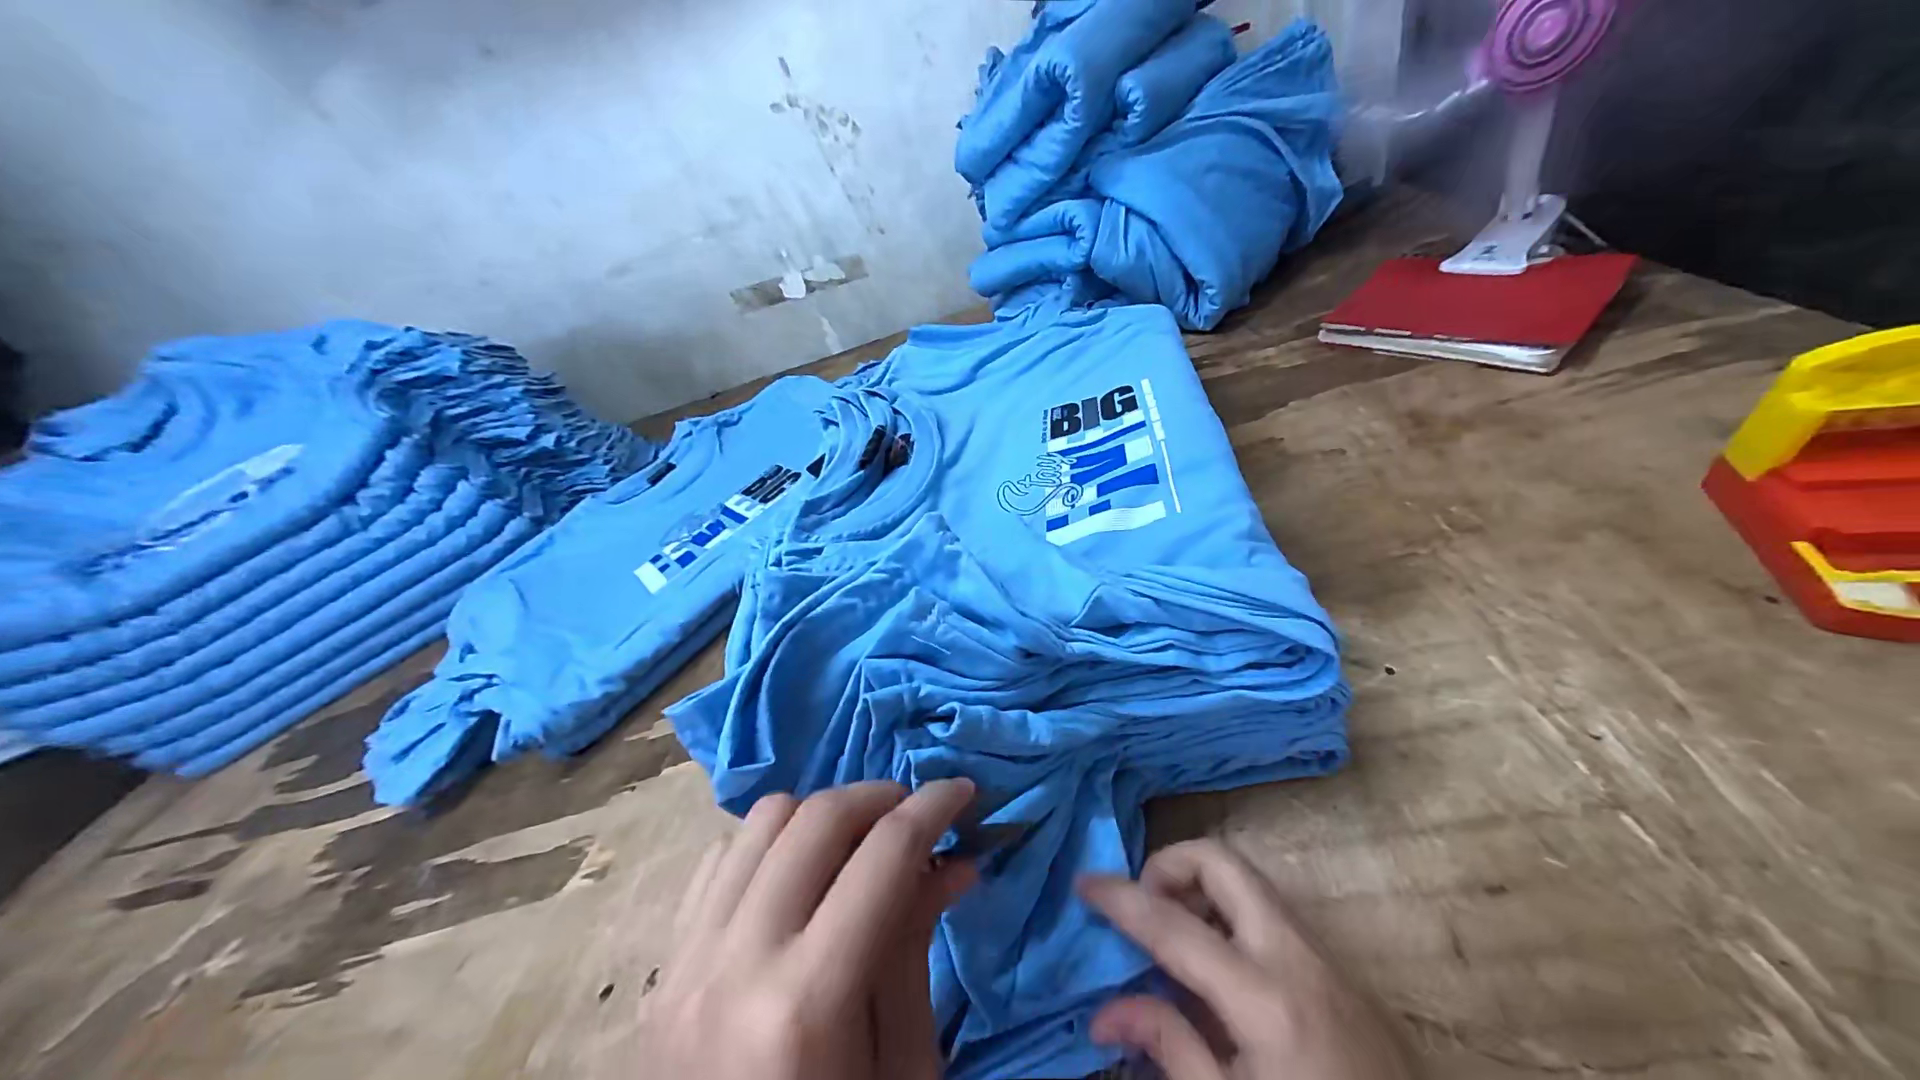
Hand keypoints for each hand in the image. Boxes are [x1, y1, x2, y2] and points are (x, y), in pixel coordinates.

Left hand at [646, 779, 977, 1079]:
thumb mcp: (903, 1065)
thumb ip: (915, 947)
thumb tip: (953, 860)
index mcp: (806, 1004)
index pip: (883, 856)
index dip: (933, 809)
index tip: (962, 791)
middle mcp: (734, 963)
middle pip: (817, 818)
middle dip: (879, 799)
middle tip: (915, 817)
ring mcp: (685, 961)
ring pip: (762, 821)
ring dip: (822, 814)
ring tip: (859, 843)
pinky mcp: (662, 967)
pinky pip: (721, 860)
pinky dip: (770, 846)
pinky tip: (801, 876)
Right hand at [1079, 839, 1409, 1079]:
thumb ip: (1166, 1045)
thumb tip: (1104, 1012)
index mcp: (1263, 997)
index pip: (1171, 924)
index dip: (1119, 899)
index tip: (1084, 883)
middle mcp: (1296, 956)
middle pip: (1223, 862)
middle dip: (1171, 865)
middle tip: (1142, 906)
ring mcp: (1325, 958)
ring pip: (1249, 881)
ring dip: (1201, 887)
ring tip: (1173, 936)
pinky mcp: (1340, 971)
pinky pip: (1270, 912)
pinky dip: (1230, 912)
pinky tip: (1217, 967)